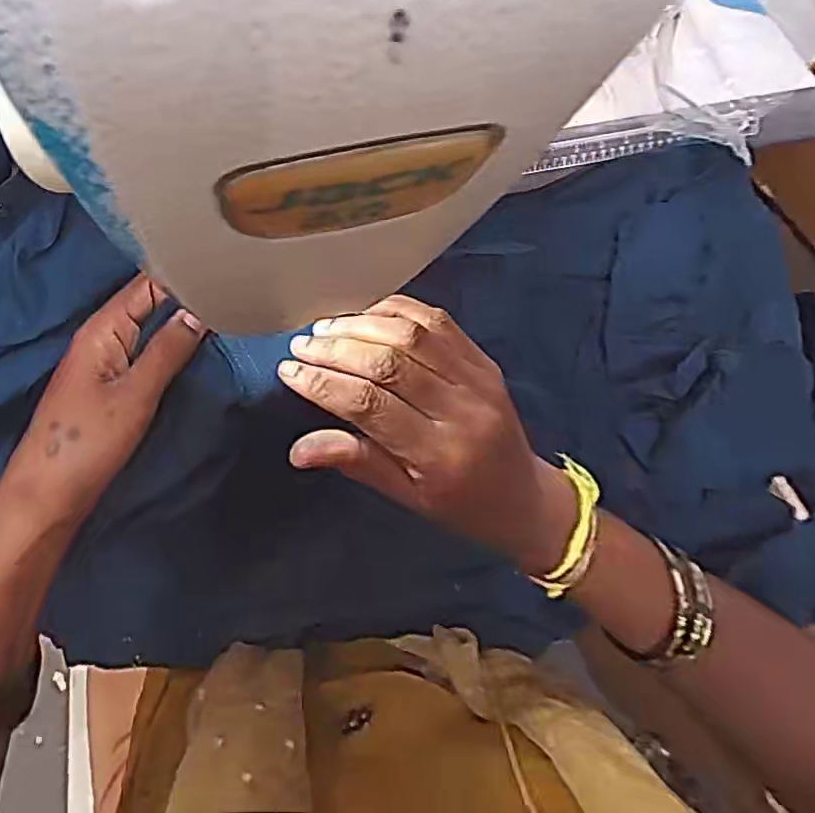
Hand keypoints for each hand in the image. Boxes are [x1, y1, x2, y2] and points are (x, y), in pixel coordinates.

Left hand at [0, 273, 206, 529]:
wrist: (47, 496)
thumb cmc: (86, 443)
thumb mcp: (135, 394)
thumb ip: (168, 350)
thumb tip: (200, 311)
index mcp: (101, 330)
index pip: (146, 284)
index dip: (181, 274)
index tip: (221, 268)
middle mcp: (101, 338)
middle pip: (147, 304)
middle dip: (184, 296)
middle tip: (230, 289)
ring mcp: (103, 363)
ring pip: (148, 329)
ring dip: (178, 322)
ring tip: (221, 311)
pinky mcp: (107, 386)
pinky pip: (143, 353)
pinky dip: (168, 347)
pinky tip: (191, 348)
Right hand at [278, 295, 578, 575]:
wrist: (525, 498)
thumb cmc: (459, 505)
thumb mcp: (404, 497)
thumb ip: (356, 462)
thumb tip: (298, 449)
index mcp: (439, 455)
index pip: (370, 406)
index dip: (324, 383)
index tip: (289, 371)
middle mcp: (461, 411)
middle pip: (390, 363)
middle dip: (336, 349)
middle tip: (302, 346)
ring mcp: (478, 379)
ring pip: (413, 335)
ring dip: (362, 324)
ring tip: (325, 328)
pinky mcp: (485, 360)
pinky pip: (438, 321)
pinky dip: (397, 310)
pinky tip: (366, 314)